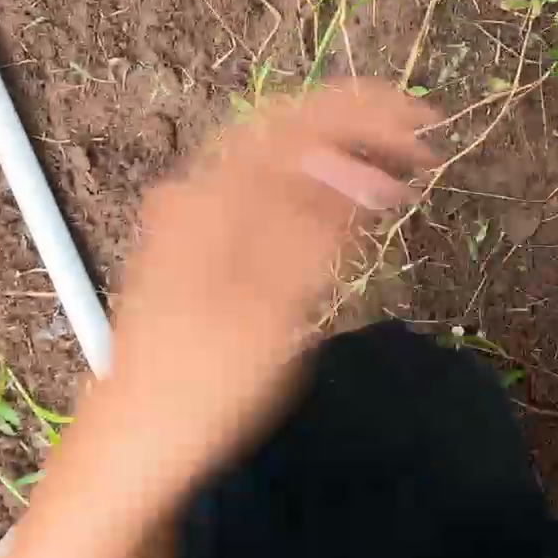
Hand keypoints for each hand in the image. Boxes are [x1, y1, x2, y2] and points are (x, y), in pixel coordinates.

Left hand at [97, 80, 437, 472]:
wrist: (133, 444)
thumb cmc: (207, 381)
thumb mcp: (273, 305)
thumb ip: (318, 227)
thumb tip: (364, 168)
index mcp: (216, 196)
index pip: (302, 122)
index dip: (368, 113)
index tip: (425, 124)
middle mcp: (201, 191)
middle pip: (288, 131)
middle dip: (357, 128)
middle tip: (417, 145)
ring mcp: (195, 217)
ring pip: (279, 162)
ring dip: (339, 159)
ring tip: (394, 176)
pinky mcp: (200, 245)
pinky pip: (266, 194)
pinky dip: (313, 191)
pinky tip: (341, 211)